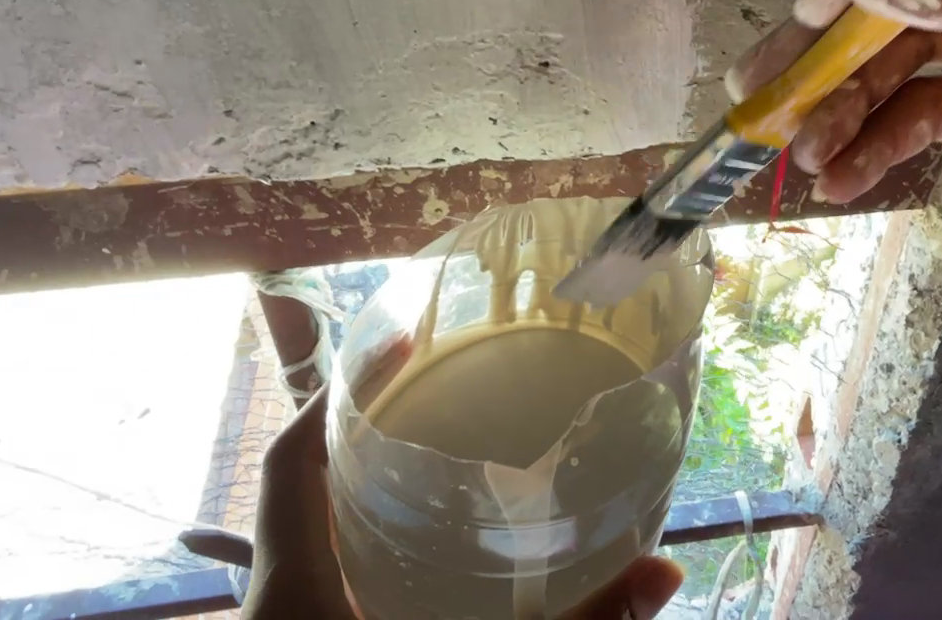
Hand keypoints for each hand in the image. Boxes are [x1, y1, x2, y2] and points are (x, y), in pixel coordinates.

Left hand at [244, 387, 684, 619]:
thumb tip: (666, 571)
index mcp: (292, 594)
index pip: (288, 460)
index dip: (333, 394)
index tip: (395, 346)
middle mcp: (276, 601)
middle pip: (297, 482)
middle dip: (357, 425)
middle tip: (432, 383)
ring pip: (308, 526)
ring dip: (358, 475)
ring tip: (428, 435)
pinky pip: (325, 563)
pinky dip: (363, 528)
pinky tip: (421, 528)